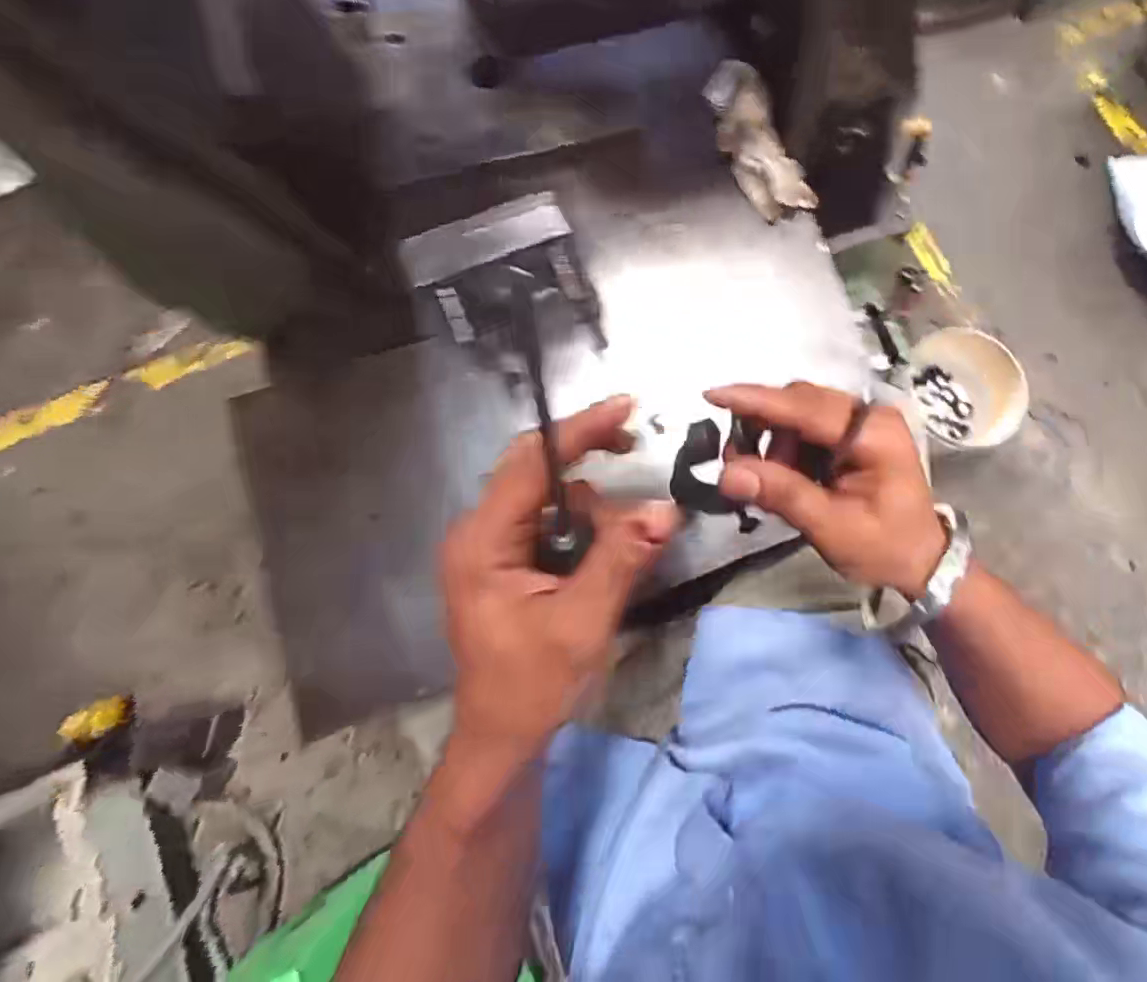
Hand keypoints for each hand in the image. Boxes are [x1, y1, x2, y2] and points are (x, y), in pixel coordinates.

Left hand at [439, 396, 679, 760]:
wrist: (503, 738)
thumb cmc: (532, 686)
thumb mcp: (583, 622)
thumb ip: (621, 559)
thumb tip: (665, 509)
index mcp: (483, 542)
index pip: (532, 464)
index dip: (580, 431)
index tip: (625, 406)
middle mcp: (481, 533)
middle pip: (537, 470)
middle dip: (588, 455)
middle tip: (636, 447)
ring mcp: (494, 547)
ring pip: (553, 497)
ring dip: (595, 505)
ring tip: (630, 538)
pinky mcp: (511, 562)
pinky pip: (555, 523)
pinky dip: (589, 525)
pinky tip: (611, 551)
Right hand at [706, 382, 946, 597]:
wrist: (922, 559)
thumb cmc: (884, 547)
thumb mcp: (832, 527)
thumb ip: (782, 494)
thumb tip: (727, 473)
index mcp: (873, 433)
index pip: (805, 407)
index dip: (757, 401)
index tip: (713, 396)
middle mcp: (870, 415)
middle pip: (800, 402)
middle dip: (763, 428)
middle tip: (737, 464)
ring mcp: (864, 421)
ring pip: (800, 413)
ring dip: (775, 441)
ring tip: (766, 480)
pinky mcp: (855, 433)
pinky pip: (809, 428)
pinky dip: (788, 448)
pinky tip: (784, 476)